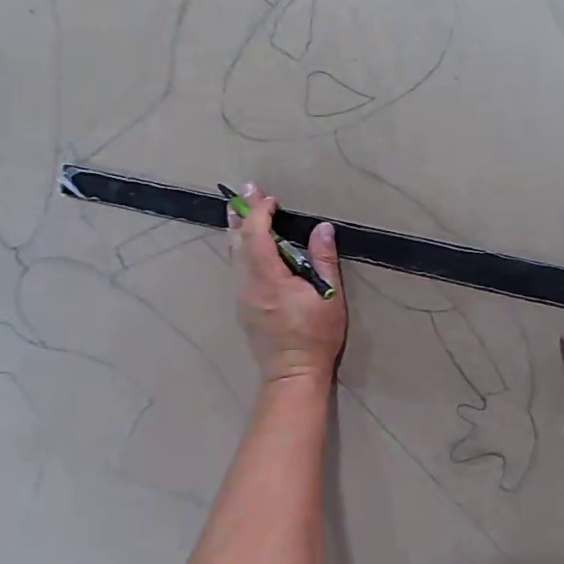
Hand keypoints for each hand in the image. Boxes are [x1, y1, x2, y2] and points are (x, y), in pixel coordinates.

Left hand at [230, 183, 346, 384]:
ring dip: (238, 229)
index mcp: (269, 279)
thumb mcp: (329, 297)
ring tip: (239, 208)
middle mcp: (248, 284)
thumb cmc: (316, 336)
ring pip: (233, 254)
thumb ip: (324, 259)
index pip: (257, 236)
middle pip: (238, 241)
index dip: (260, 213)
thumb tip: (322, 228)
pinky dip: (240, 247)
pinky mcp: (242, 305)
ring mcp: (241, 296)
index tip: (271, 199)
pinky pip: (236, 267)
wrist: (292, 374)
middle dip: (242, 213)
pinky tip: (245, 242)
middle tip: (247, 189)